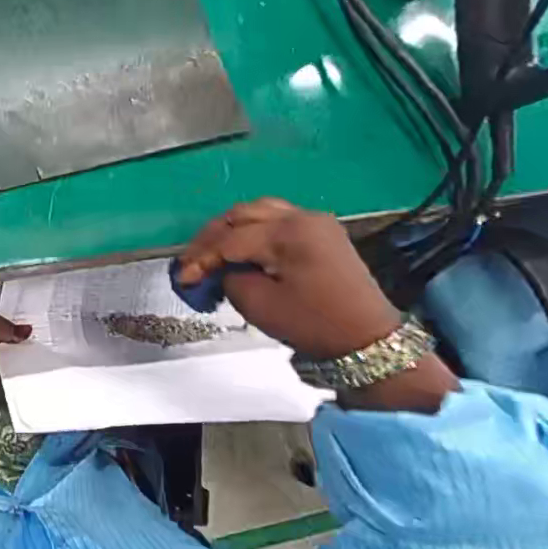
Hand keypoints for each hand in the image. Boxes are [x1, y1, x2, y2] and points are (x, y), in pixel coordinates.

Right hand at [175, 198, 399, 358]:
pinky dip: (251, 230)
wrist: (366, 337)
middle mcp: (301, 217)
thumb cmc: (311, 322)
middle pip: (241, 215)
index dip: (200, 259)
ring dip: (229, 229)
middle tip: (190, 264)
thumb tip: (219, 270)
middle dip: (210, 238)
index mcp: (287, 233)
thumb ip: (230, 279)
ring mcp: (313, 222)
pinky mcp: (320, 232)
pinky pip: (276, 219)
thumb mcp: (259, 305)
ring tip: (210, 254)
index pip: (229, 239)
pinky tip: (239, 249)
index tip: (181, 280)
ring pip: (258, 211)